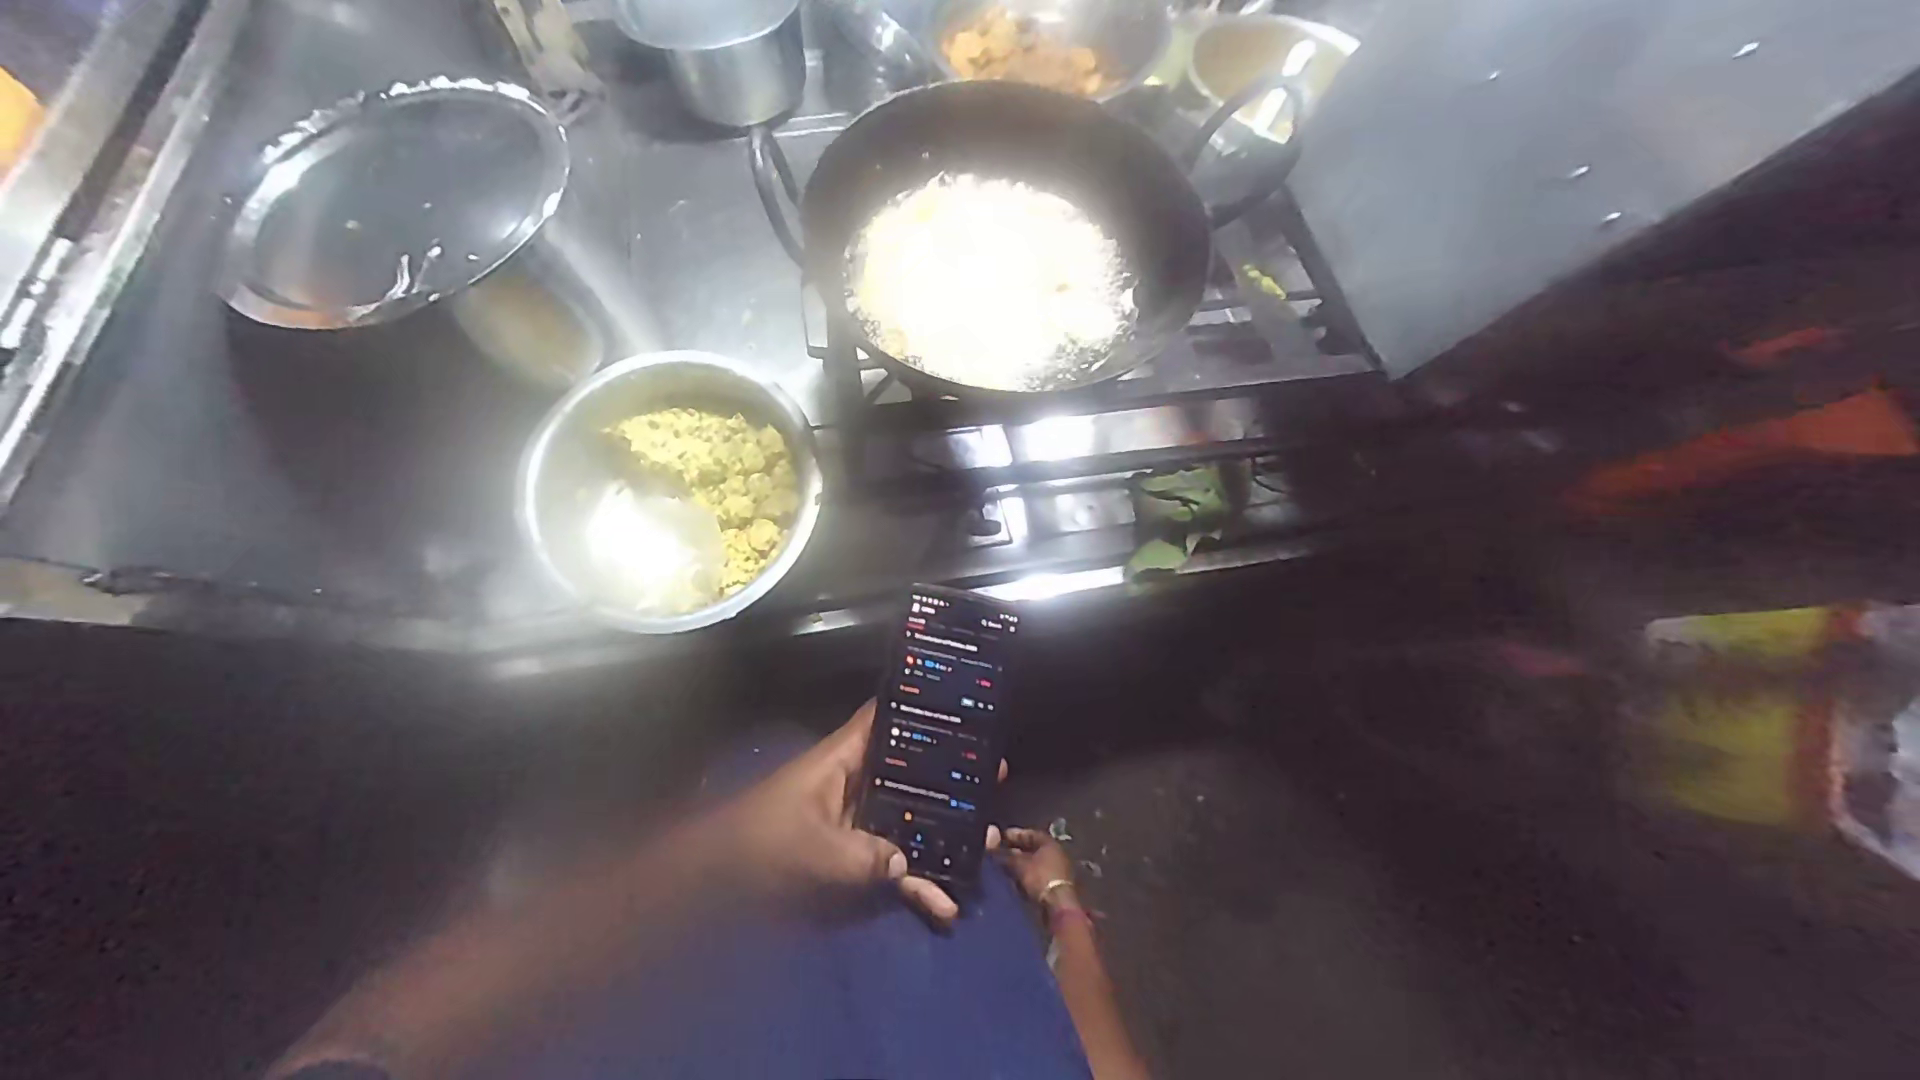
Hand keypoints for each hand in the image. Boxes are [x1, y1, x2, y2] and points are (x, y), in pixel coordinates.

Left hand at [709, 700, 1001, 926]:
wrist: (720, 880)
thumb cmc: (762, 843)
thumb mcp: (812, 849)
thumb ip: (860, 856)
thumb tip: (906, 864)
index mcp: (845, 758)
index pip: (884, 717)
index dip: (917, 706)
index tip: (958, 705)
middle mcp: (859, 779)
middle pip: (912, 767)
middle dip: (951, 774)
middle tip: (995, 774)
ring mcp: (861, 815)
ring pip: (912, 814)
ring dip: (945, 831)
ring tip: (987, 841)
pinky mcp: (857, 849)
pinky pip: (896, 858)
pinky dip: (917, 878)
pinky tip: (944, 905)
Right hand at [999, 827, 1079, 912]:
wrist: (1058, 907)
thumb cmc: (1039, 878)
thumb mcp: (1018, 864)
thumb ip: (1004, 852)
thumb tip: (991, 838)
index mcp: (1050, 843)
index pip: (1030, 833)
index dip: (1014, 834)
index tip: (999, 837)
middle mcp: (1056, 854)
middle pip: (1033, 848)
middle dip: (1015, 850)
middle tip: (999, 852)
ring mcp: (1056, 871)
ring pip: (1034, 863)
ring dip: (1020, 864)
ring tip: (1002, 867)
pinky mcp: (1054, 886)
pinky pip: (1036, 875)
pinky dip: (1025, 875)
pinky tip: (1013, 880)